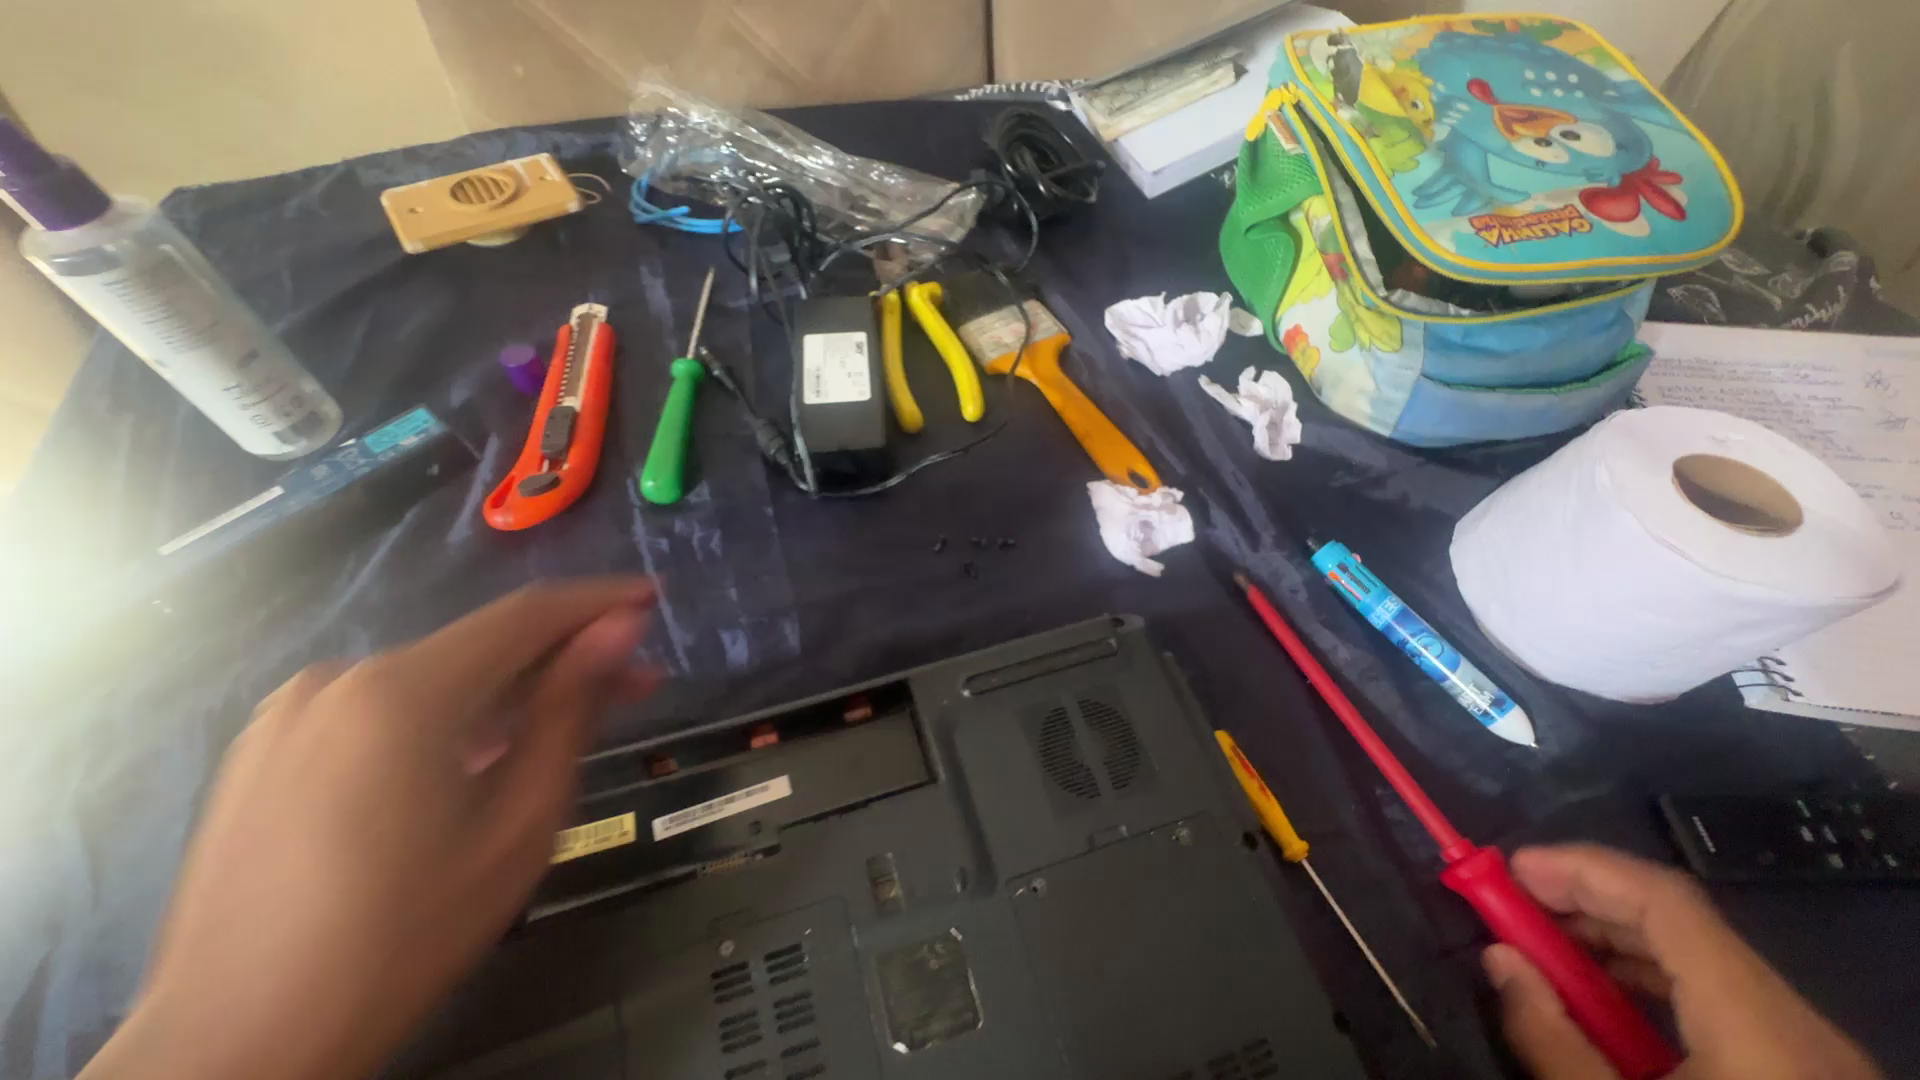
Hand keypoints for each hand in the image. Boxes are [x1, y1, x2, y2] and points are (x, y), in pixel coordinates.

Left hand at [80, 578, 658, 1079]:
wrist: (237, 1042)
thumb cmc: (405, 934)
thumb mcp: (518, 823)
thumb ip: (570, 712)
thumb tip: (618, 631)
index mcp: (402, 692)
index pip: (525, 615)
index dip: (599, 601)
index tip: (653, 598)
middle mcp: (339, 679)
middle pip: (478, 647)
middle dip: (562, 658)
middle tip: (635, 683)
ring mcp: (292, 712)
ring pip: (431, 678)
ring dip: (506, 691)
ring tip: (565, 724)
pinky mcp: (266, 748)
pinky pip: (381, 710)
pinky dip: (446, 716)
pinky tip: (478, 755)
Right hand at [1486, 844, 1881, 1079]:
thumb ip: (1551, 1039)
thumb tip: (1500, 959)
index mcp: (1759, 1027)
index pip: (1666, 901)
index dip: (1581, 869)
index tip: (1509, 870)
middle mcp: (1797, 1026)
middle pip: (1681, 922)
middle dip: (1585, 901)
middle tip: (1508, 905)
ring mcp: (1809, 1053)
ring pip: (1700, 959)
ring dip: (1610, 939)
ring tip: (1539, 949)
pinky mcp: (1804, 1075)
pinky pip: (1719, 1000)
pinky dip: (1647, 981)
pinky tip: (1598, 1001)